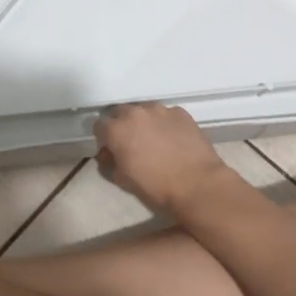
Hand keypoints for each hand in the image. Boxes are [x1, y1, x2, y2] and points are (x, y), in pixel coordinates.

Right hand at [94, 102, 236, 212]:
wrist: (196, 183)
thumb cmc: (154, 185)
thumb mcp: (121, 179)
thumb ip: (108, 162)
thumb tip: (108, 154)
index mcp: (117, 129)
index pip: (99, 125)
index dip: (103, 138)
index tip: (111, 149)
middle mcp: (136, 113)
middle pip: (120, 113)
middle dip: (121, 126)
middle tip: (130, 143)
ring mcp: (160, 110)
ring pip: (143, 111)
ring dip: (142, 122)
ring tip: (152, 139)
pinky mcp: (180, 112)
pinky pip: (165, 114)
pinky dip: (163, 123)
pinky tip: (171, 139)